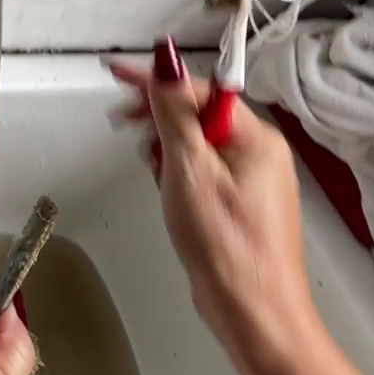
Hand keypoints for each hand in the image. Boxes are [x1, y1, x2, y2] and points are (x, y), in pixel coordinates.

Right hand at [105, 39, 314, 360]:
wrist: (253, 312)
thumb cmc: (223, 242)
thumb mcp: (188, 168)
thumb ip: (174, 112)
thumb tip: (165, 63)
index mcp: (254, 137)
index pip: (197, 89)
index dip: (154, 80)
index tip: (116, 74)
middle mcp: (257, 151)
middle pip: (196, 111)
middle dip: (157, 114)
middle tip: (122, 122)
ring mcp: (248, 177)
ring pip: (195, 140)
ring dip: (164, 144)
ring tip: (152, 168)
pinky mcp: (237, 201)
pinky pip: (199, 166)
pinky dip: (175, 168)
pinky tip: (164, 186)